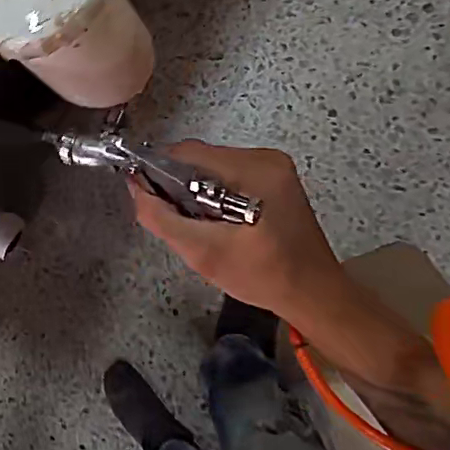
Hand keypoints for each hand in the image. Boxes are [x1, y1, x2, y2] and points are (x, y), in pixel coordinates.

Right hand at [130, 141, 342, 314]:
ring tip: (199, 222)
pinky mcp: (275, 179)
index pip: (187, 153)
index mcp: (254, 169)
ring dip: (195, 189)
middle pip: (199, 158)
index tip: (148, 196)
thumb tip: (134, 186)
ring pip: (211, 166)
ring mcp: (273, 167)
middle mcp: (265, 158)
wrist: (315, 296)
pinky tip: (217, 219)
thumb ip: (161, 218)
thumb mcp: (203, 253)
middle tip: (177, 216)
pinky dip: (213, 192)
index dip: (159, 171)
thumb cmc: (263, 276)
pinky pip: (227, 175)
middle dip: (179, 184)